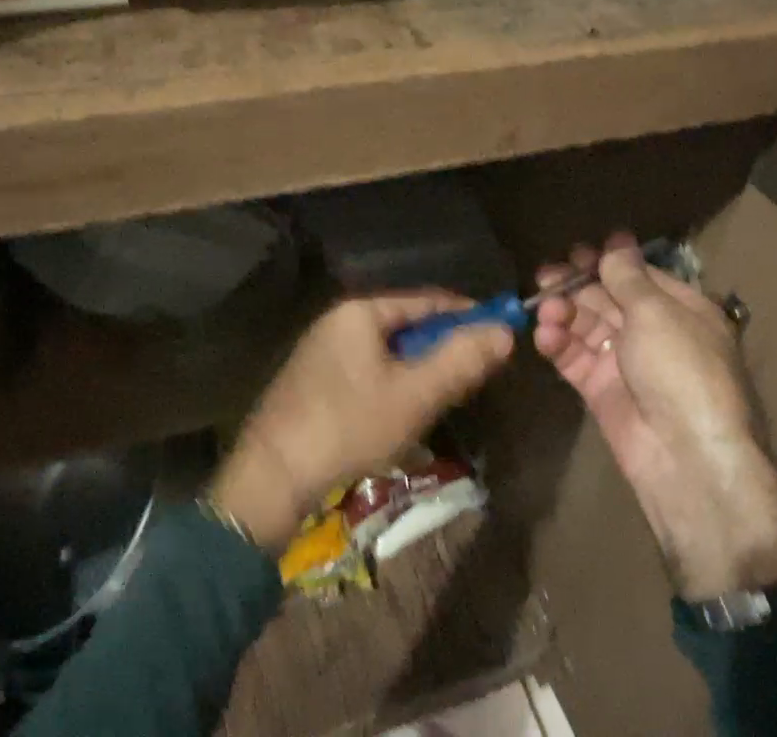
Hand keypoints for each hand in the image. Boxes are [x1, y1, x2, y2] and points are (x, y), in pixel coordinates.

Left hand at [212, 293, 514, 549]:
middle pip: (404, 324)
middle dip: (442, 344)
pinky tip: (403, 413)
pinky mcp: (311, 383)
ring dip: (418, 368)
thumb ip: (461, 361)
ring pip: (385, 351)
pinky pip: (365, 371)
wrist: (272, 476)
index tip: (498, 331)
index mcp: (359, 313)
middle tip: (476, 371)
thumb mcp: (414, 396)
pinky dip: (392, 383)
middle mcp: (335, 323)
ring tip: (445, 395)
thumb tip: (505, 332)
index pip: (426, 300)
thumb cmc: (348, 427)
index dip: (466, 314)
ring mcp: (319, 353)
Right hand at [536, 235, 776, 598]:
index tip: (575, 251)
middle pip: (608, 299)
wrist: (685, 454)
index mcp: (681, 310)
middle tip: (545, 277)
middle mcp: (654, 333)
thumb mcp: (657, 313)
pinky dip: (559, 345)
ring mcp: (626, 363)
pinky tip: (544, 335)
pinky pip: (575, 359)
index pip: (638, 277)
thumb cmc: (681, 369)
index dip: (607, 263)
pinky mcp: (601, 390)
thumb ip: (627, 278)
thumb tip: (616, 241)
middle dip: (577, 286)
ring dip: (564, 314)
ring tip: (545, 310)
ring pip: (587, 328)